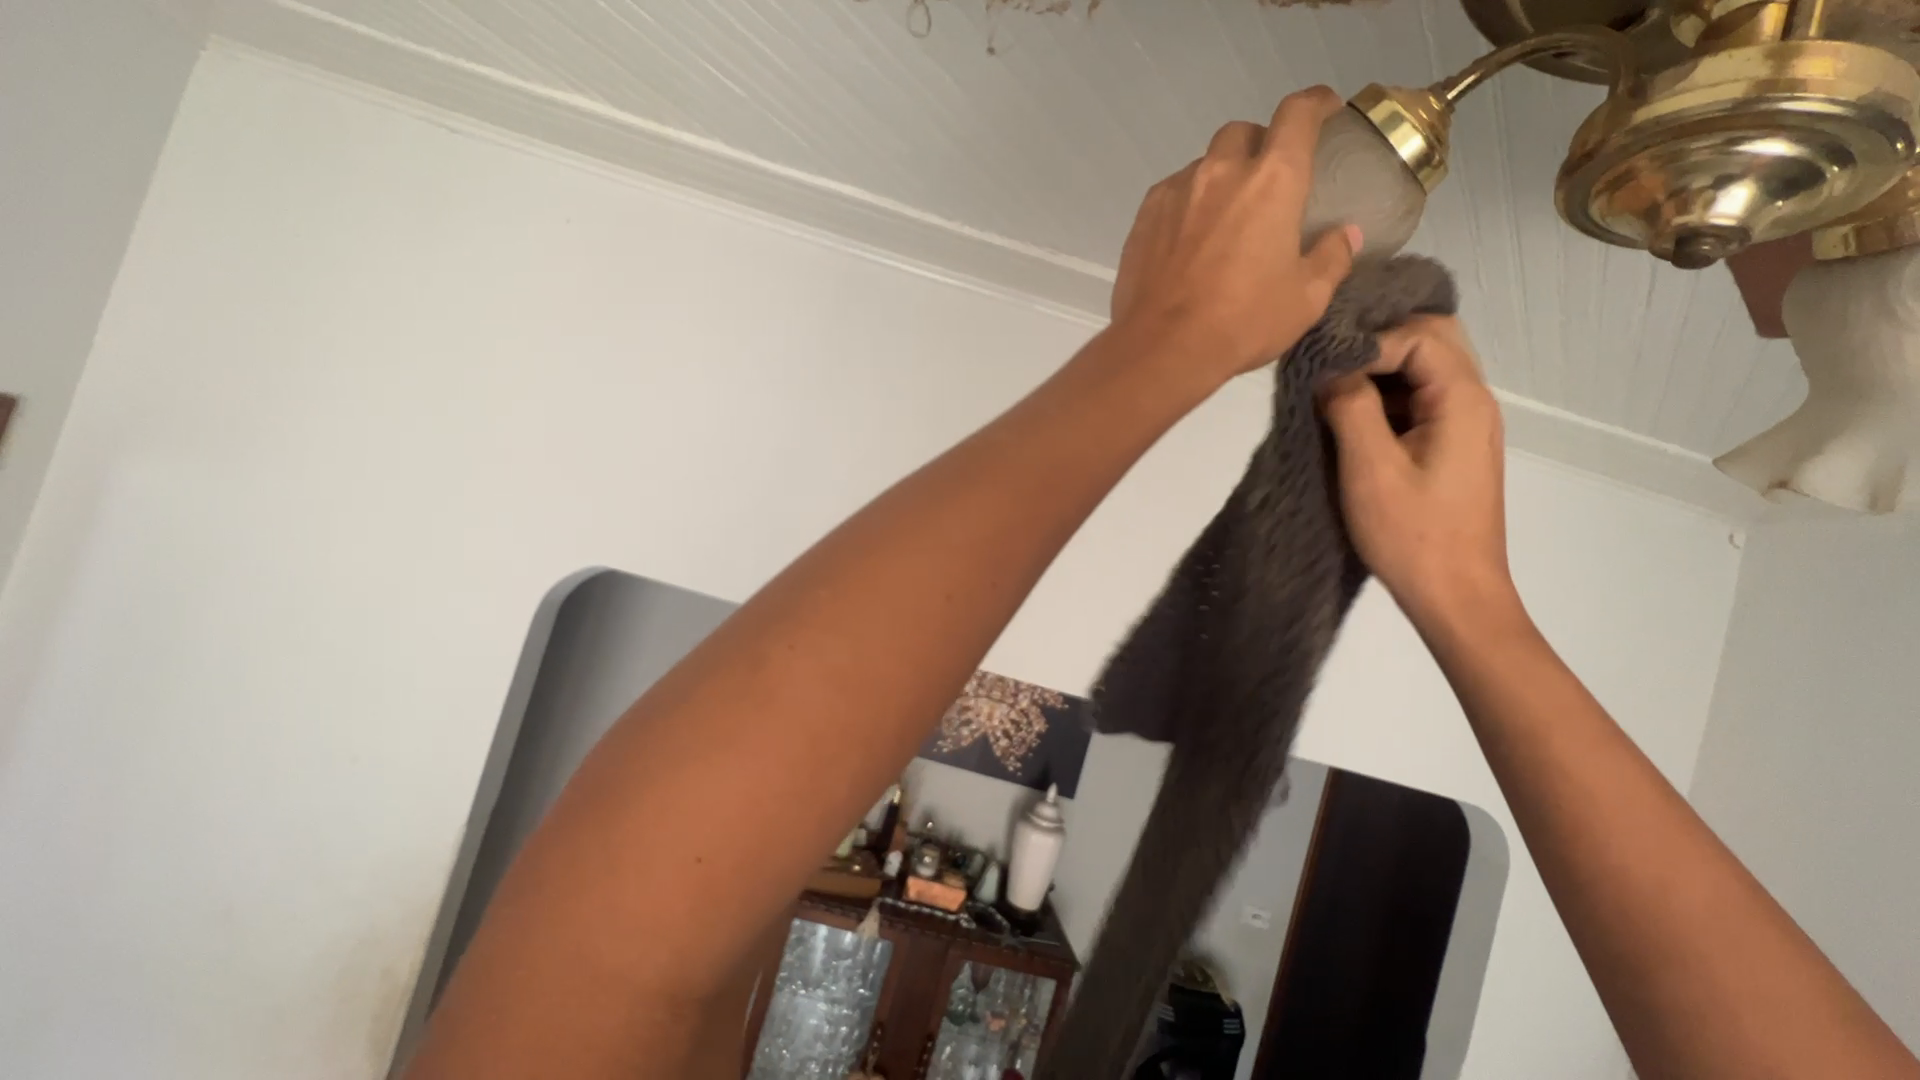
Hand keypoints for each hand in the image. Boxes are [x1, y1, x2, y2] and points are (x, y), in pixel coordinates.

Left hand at [1109, 86, 1362, 385]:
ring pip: (1203, 164)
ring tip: (1225, 217)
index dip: (1316, 103)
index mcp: (1273, 180)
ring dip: (1220, 177)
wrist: (1162, 348)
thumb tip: (1344, 235)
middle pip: (1243, 132)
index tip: (1326, 109)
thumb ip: (1331, 258)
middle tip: (1268, 180)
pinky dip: (1188, 204)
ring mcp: (1176, 192)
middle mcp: (1221, 172)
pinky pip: (1172, 194)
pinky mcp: (1143, 218)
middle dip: (1260, 144)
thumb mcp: (1305, 298)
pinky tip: (1190, 239)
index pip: (1298, 113)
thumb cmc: (1243, 322)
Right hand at [1318, 316, 1516, 625]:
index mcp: (1462, 398)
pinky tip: (1348, 413)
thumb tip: (1327, 369)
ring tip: (1329, 383)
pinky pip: (1419, 399)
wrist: (1454, 595)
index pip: (1417, 335)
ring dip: (1378, 368)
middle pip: (1431, 339)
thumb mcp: (1369, 468)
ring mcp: (1465, 424)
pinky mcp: (1450, 447)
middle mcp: (1473, 400)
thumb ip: (1348, 406)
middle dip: (1376, 340)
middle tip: (1326, 358)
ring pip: (1424, 368)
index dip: (1366, 341)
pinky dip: (1384, 395)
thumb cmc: (1412, 533)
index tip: (1321, 367)